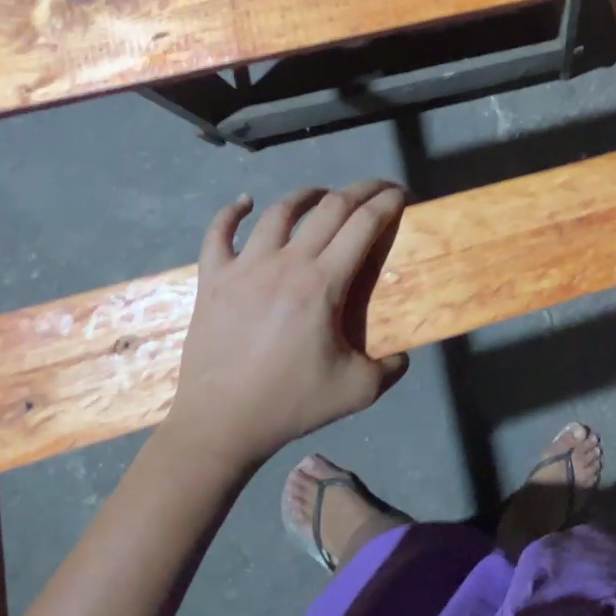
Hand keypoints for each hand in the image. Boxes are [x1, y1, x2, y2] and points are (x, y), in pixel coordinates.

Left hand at [163, 182, 410, 469]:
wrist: (219, 426)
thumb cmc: (291, 404)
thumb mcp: (359, 390)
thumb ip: (391, 367)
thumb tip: (402, 355)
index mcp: (324, 283)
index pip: (364, 224)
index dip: (387, 202)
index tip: (401, 196)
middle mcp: (286, 264)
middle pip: (330, 207)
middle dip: (361, 190)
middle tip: (377, 190)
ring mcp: (244, 268)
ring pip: (280, 212)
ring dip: (308, 195)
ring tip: (323, 195)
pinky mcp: (212, 281)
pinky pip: (218, 233)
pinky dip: (232, 212)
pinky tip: (245, 203)